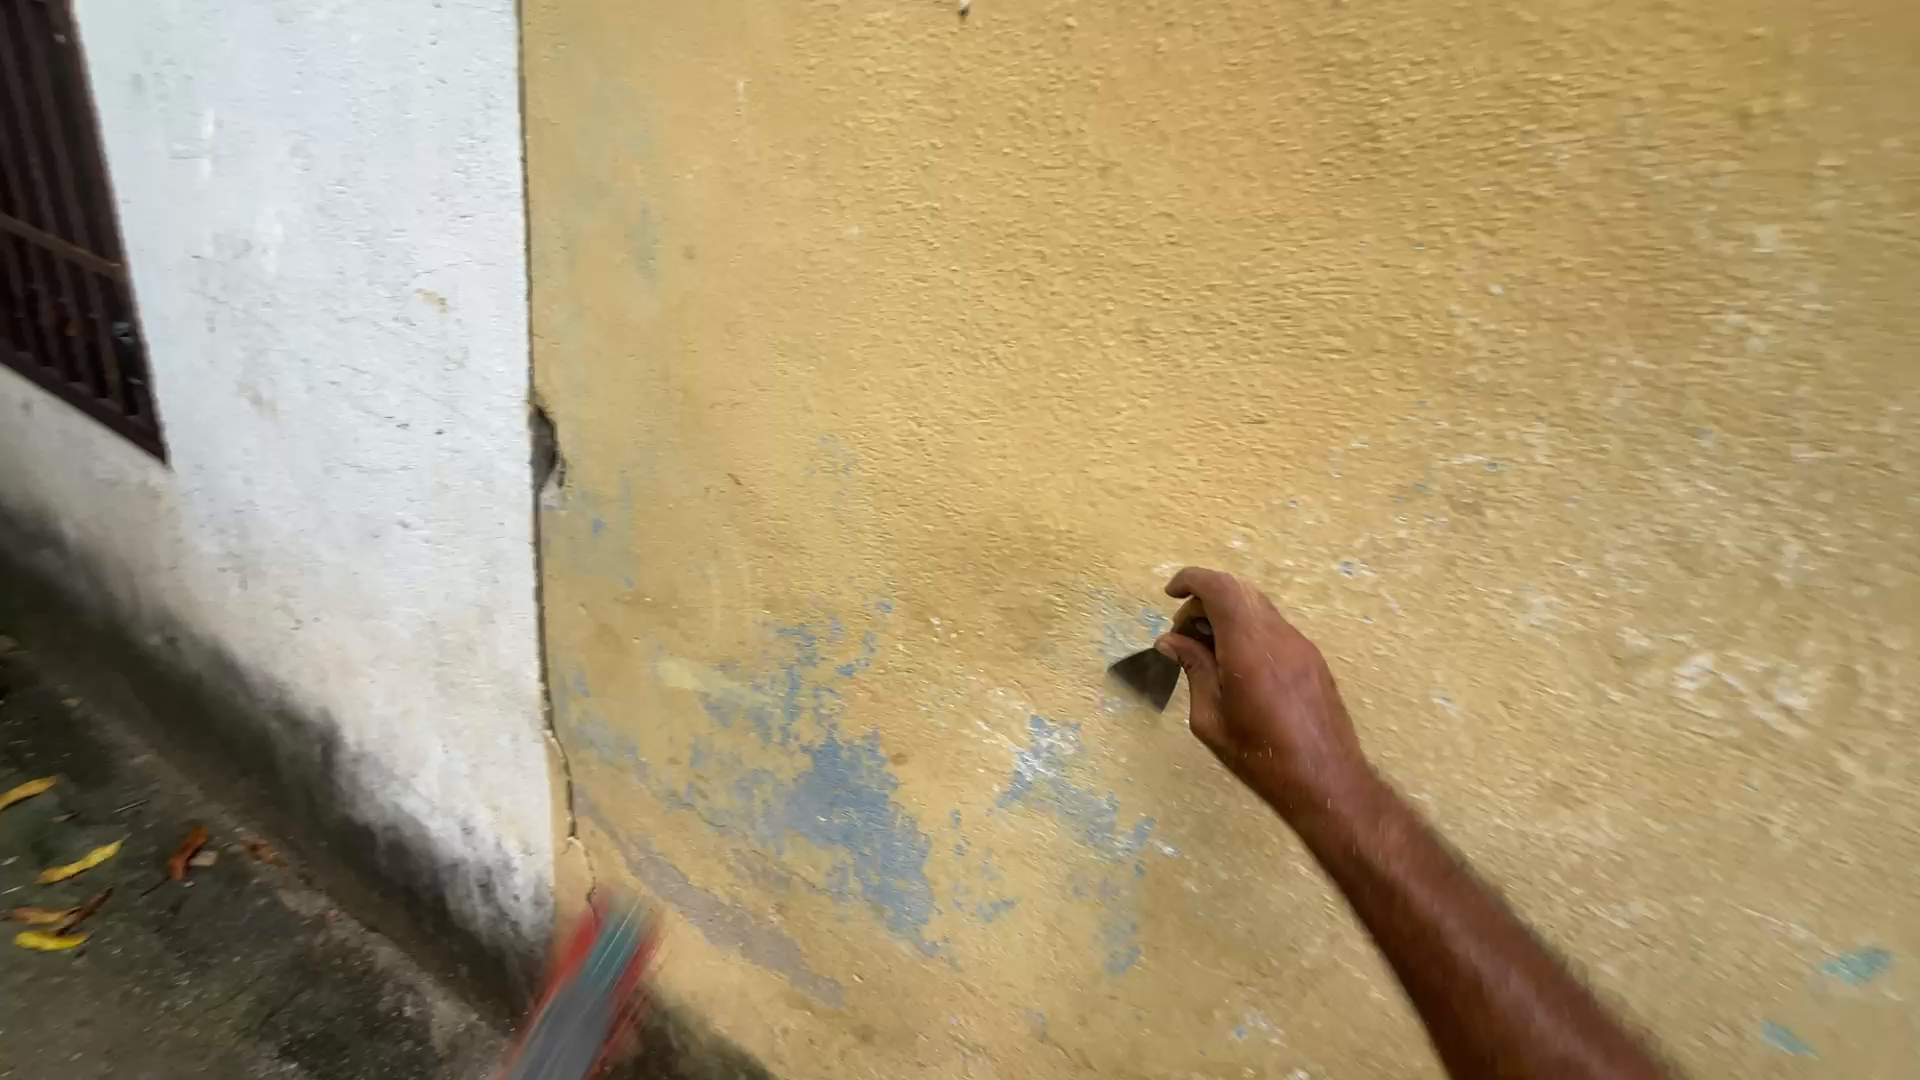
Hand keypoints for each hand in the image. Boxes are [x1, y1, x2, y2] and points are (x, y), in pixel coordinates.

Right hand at [1155, 567, 1373, 817]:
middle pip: (1237, 591)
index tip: (1169, 594)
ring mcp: (1300, 645)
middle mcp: (1277, 637)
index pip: (1220, 589)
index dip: (1191, 580)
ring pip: (1256, 607)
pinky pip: (1272, 626)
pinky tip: (1234, 663)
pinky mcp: (1311, 658)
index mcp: (1248, 648)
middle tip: (1183, 634)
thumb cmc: (1259, 757)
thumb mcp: (1209, 717)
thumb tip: (1170, 641)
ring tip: (1206, 650)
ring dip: (1225, 614)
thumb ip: (1193, 669)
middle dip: (1203, 601)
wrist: (1327, 782)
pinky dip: (1245, 629)